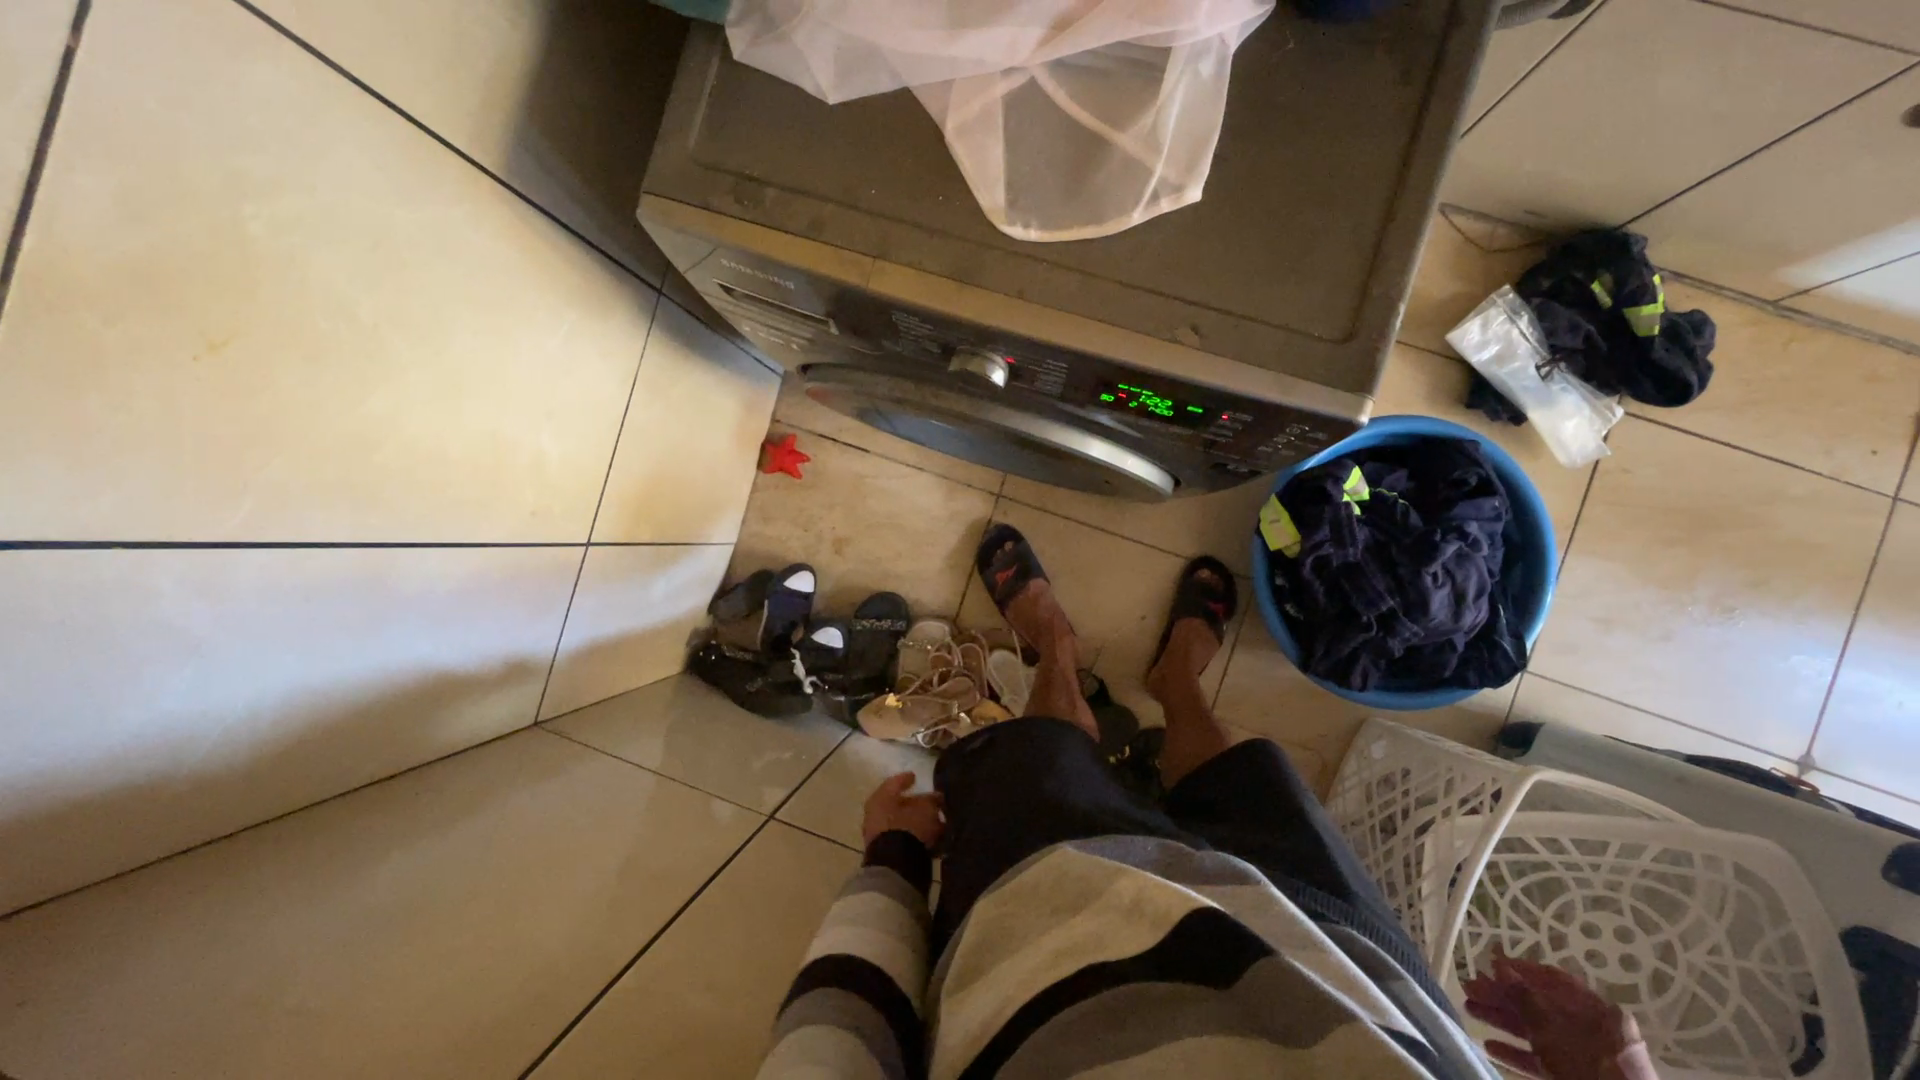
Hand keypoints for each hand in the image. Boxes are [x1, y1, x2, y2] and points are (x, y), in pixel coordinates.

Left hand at [862, 772, 943, 849]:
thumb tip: (936, 797)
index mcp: (881, 797)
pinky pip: (904, 840)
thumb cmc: (909, 826)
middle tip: (931, 803)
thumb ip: (932, 800)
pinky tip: (932, 839)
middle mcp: (875, 814)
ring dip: (917, 823)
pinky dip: (916, 838)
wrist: (896, 865)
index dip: (906, 779)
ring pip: (902, 824)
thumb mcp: (927, 808)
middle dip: (915, 804)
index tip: (915, 776)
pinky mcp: (886, 854)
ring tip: (937, 824)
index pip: (894, 782)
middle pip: (898, 805)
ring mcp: (878, 835)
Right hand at [1463, 952, 1656, 1079]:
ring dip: (1503, 1021)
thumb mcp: (1551, 1028)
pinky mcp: (1575, 1078)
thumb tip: (1499, 965)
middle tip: (1469, 988)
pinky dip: (1518, 1052)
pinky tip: (1491, 1047)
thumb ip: (1523, 996)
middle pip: (1540, 1006)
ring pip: (1537, 1032)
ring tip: (1469, 1010)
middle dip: (1502, 997)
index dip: (1520, 969)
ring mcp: (1584, 1056)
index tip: (1488, 963)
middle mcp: (1592, 1029)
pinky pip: (1543, 1060)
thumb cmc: (1587, 1064)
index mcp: (1595, 1010)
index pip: (1553, 980)